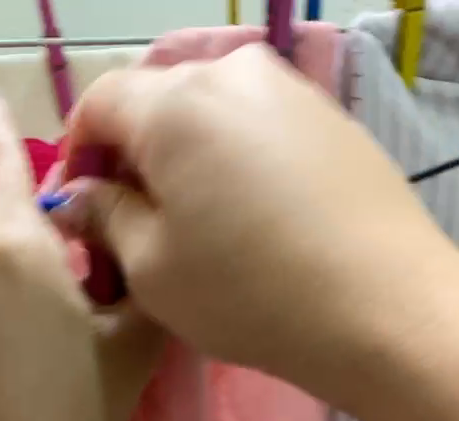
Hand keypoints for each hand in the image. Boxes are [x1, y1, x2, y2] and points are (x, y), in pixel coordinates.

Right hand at [52, 46, 458, 406]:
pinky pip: (256, 130)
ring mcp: (292, 91)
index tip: (77, 210)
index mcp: (176, 102)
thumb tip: (79, 197)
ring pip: (209, 115)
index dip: (76, 154)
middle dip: (130, 158)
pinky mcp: (332, 121)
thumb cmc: (246, 293)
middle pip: (156, 101)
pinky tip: (244, 220)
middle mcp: (234, 73)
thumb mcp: (152, 267)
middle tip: (128, 225)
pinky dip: (231, 164)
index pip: (99, 102)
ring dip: (182, 161)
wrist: (382, 308)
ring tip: (189, 227)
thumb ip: (105, 218)